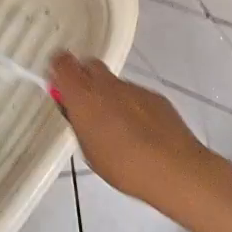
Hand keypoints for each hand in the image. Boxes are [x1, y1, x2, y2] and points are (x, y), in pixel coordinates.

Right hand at [48, 53, 217, 205]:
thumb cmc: (123, 166)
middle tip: (84, 106)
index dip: (58, 70)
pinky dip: (131, 106)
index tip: (58, 85)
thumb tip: (74, 108)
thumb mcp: (88, 150)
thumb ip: (79, 123)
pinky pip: (134, 95)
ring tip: (116, 128)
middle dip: (83, 79)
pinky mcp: (155, 97)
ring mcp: (135, 88)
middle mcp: (109, 85)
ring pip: (113, 82)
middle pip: (89, 65)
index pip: (63, 63)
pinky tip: (139, 132)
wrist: (173, 168)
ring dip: (109, 95)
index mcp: (85, 97)